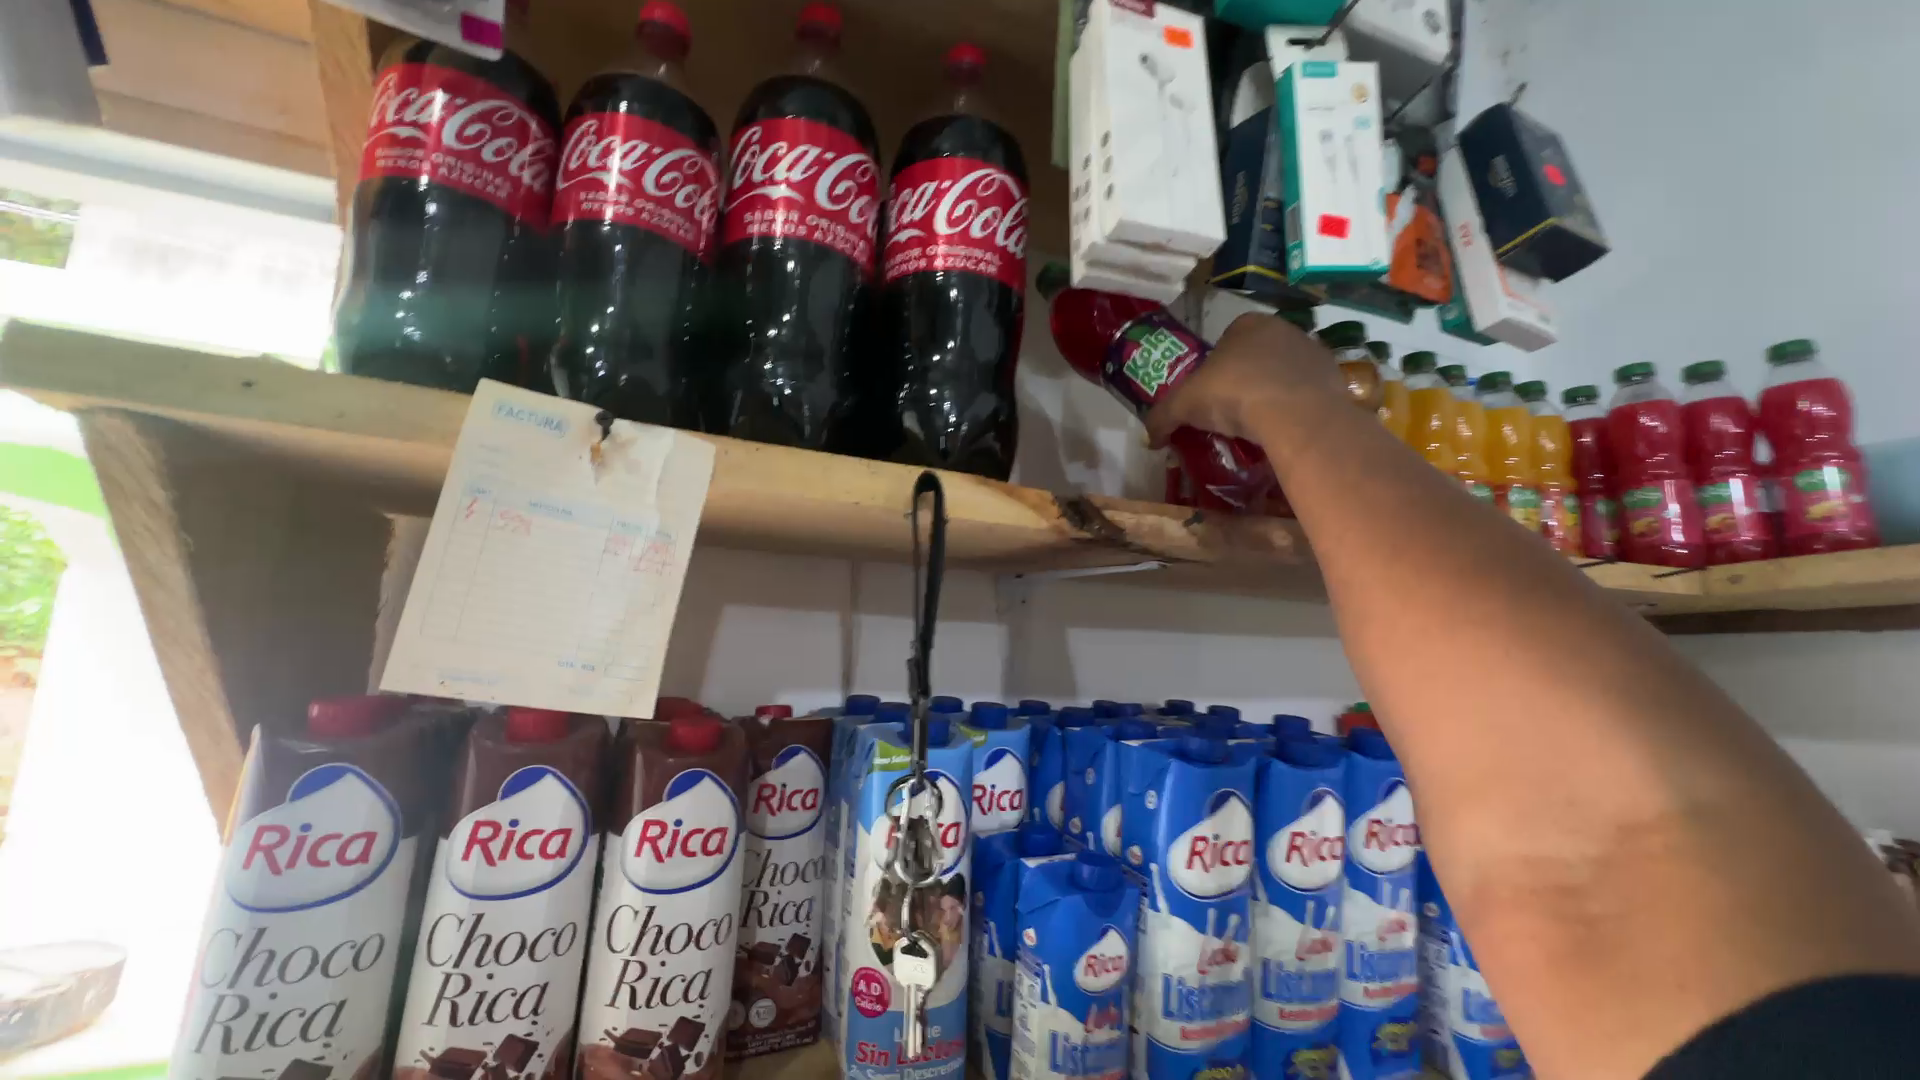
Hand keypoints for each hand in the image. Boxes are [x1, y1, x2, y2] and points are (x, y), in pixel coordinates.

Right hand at [1142, 312, 1342, 447]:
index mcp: (1247, 324)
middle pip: (1255, 356)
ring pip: (1283, 374)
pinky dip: (1295, 407)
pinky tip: (1283, 428)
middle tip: (1230, 413)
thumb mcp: (1184, 406)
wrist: (1294, 415)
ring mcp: (1313, 351)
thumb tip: (1148, 438)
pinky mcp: (1334, 377)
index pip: (1225, 342)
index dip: (1214, 369)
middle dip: (1244, 380)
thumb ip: (1162, 417)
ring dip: (1271, 393)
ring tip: (1257, 425)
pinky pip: (1306, 393)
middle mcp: (1284, 329)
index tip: (1209, 396)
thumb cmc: (1234, 394)